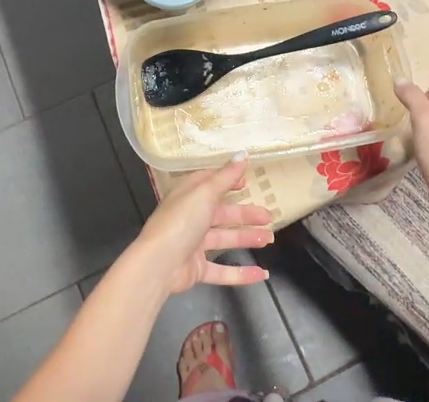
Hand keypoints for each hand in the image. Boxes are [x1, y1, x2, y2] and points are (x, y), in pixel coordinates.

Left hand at [129, 159, 273, 294]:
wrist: (159, 264)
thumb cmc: (181, 220)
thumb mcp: (205, 192)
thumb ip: (226, 176)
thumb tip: (242, 154)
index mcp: (189, 196)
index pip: (209, 184)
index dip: (228, 181)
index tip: (247, 183)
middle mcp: (191, 218)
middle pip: (222, 213)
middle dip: (246, 214)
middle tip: (269, 216)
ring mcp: (193, 244)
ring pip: (225, 239)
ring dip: (247, 238)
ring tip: (268, 239)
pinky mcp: (197, 269)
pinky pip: (223, 271)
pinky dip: (242, 273)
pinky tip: (261, 273)